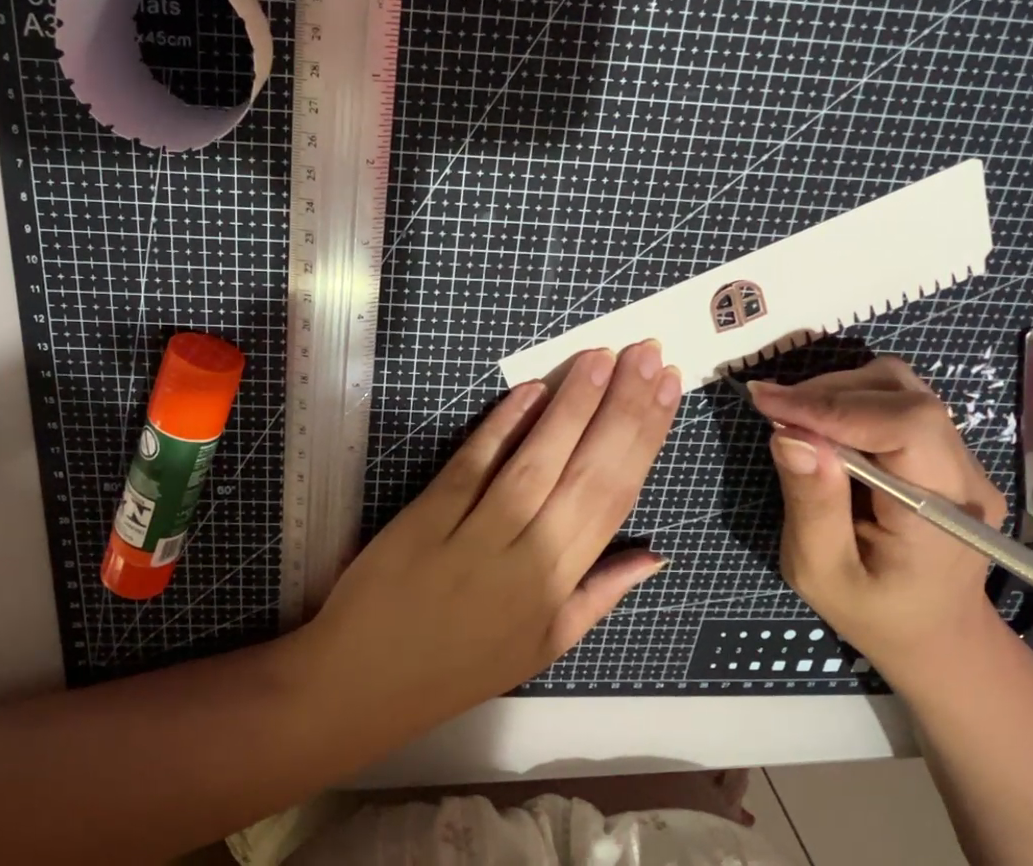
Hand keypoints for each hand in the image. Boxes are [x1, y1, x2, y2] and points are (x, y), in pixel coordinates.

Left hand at [296, 340, 680, 733]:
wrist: (367, 679)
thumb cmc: (460, 665)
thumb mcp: (543, 647)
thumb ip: (599, 595)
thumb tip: (655, 554)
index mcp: (559, 587)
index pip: (614, 498)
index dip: (643, 440)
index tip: (665, 391)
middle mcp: (526, 556)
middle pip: (584, 471)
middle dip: (620, 408)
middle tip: (646, 354)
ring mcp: (473, 534)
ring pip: (535, 461)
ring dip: (570, 406)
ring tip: (600, 358)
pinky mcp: (426, 515)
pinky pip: (473, 464)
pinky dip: (501, 426)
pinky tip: (529, 390)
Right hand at [746, 358, 1007, 687]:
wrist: (937, 637)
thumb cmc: (874, 614)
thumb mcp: (822, 573)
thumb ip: (811, 503)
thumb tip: (789, 435)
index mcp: (941, 512)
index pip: (904, 425)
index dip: (831, 405)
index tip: (766, 402)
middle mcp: (966, 475)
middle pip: (903, 395)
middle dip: (829, 394)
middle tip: (774, 412)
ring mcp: (963, 461)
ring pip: (902, 390)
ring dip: (839, 393)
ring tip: (796, 421)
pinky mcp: (947, 454)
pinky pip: (899, 405)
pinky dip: (851, 403)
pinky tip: (823, 432)